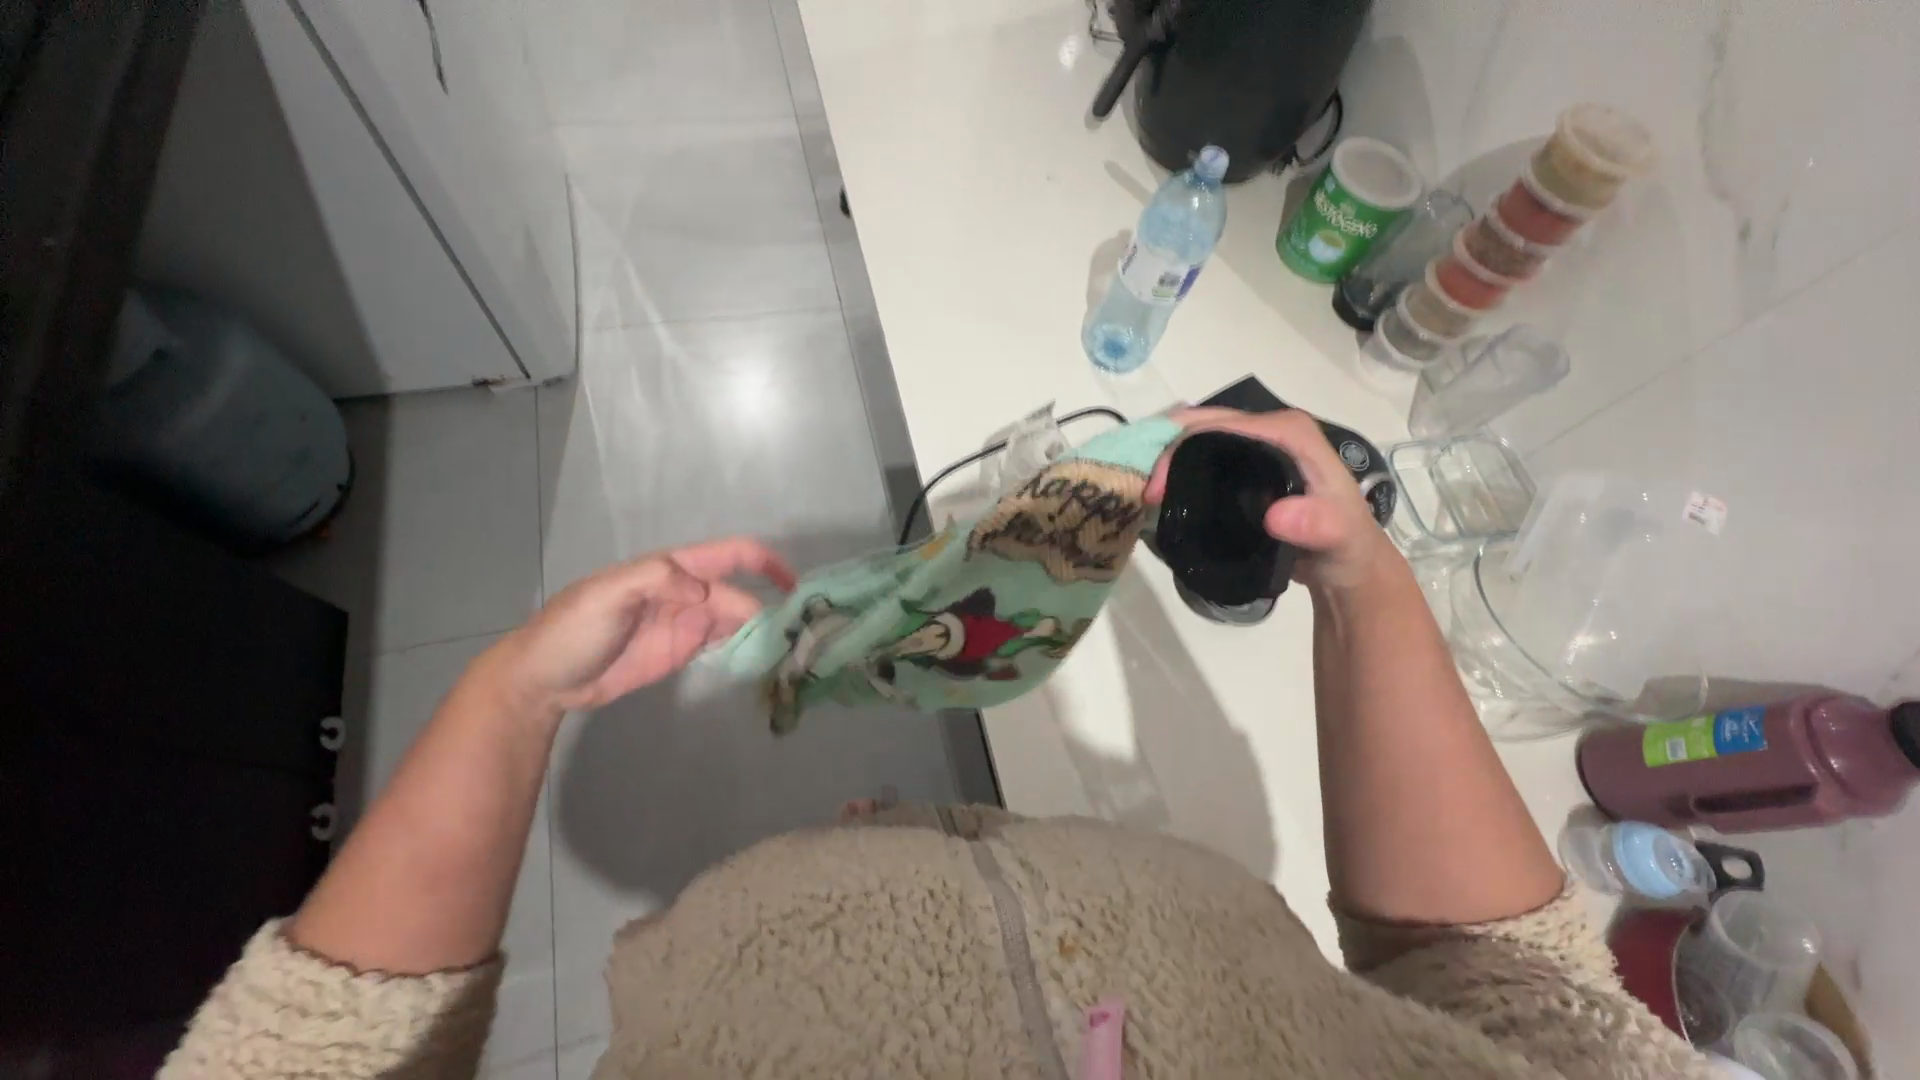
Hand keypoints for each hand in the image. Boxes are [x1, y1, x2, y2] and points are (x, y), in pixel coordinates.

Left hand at [482, 537, 797, 714]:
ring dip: (762, 630)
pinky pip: (723, 642)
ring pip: (737, 619)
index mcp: (673, 569)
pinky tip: (762, 659)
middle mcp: (688, 592)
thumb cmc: (571, 628)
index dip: (765, 561)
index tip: (795, 584)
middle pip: (740, 595)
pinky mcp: (683, 650)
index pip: (730, 555)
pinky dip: (745, 647)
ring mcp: (687, 622)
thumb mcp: (607, 594)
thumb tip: (704, 591)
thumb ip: (656, 580)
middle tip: (795, 638)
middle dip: (769, 609)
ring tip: (789, 649)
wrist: (545, 678)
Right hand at [1145, 407, 1397, 590]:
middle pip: (1200, 425)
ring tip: (1145, 495)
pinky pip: (1202, 458)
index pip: (1219, 426)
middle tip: (1144, 493)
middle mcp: (1267, 430)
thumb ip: (1315, 524)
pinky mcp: (1243, 468)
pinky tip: (1161, 495)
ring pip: (1196, 439)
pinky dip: (1176, 470)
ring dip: (1165, 460)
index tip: (1156, 492)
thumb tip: (1275, 516)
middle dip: (1163, 450)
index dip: (1180, 450)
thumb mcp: (1338, 535)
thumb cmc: (1345, 545)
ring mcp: (1254, 448)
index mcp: (1286, 432)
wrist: (1347, 564)